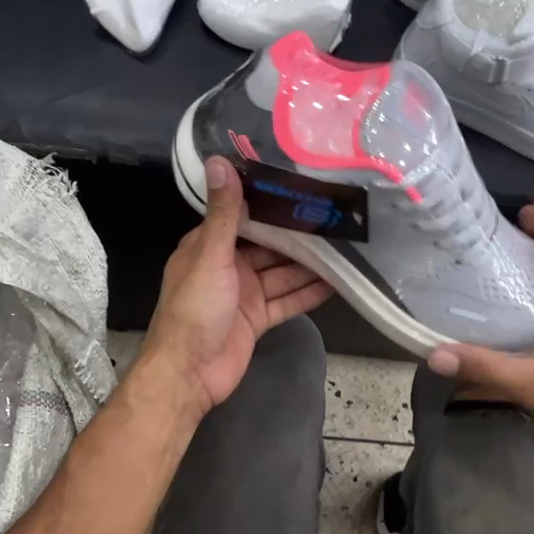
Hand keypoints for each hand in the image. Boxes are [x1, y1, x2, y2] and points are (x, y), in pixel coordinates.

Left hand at [138, 157, 332, 413]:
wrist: (188, 373)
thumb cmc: (194, 309)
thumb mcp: (209, 255)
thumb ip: (223, 212)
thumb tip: (219, 160)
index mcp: (208, 247)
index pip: (243, 217)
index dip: (270, 204)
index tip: (302, 186)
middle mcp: (226, 267)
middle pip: (268, 246)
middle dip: (297, 234)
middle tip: (336, 216)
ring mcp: (243, 295)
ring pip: (281, 273)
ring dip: (309, 263)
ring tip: (345, 245)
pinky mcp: (257, 320)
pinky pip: (287, 301)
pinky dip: (308, 293)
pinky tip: (337, 282)